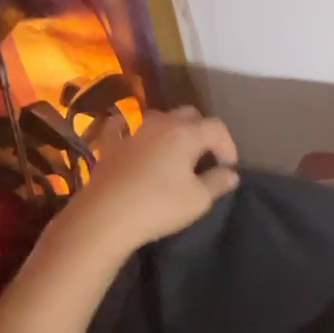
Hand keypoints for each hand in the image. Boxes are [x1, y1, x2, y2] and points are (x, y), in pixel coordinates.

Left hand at [47, 108, 238, 255]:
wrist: (103, 217)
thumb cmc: (158, 206)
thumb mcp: (198, 200)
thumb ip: (218, 182)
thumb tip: (230, 173)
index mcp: (186, 133)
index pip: (216, 127)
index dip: (228, 145)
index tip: (228, 168)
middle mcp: (160, 124)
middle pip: (189, 115)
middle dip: (203, 132)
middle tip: (206, 157)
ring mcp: (133, 132)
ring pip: (161, 120)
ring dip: (174, 132)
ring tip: (177, 155)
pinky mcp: (111, 145)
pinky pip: (129, 129)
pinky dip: (139, 135)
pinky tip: (138, 144)